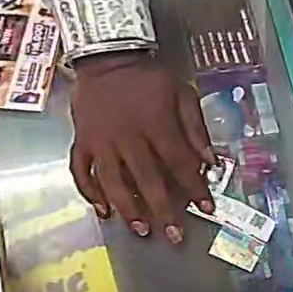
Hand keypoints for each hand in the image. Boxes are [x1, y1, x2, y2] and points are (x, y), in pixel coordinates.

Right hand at [69, 52, 215, 241]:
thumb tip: (211, 162)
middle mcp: (128, 137)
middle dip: (163, 210)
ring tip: (141, 229)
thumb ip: (196, 129)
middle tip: (174, 235)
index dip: (195, 188)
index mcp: (157, 125)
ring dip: (128, 208)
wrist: (107, 56)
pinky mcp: (82, 142)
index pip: (180, 163)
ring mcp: (101, 142)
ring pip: (113, 182)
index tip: (206, 208)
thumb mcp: (182, 93)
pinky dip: (90, 193)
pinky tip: (103, 211)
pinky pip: (81, 172)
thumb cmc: (149, 78)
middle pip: (148, 180)